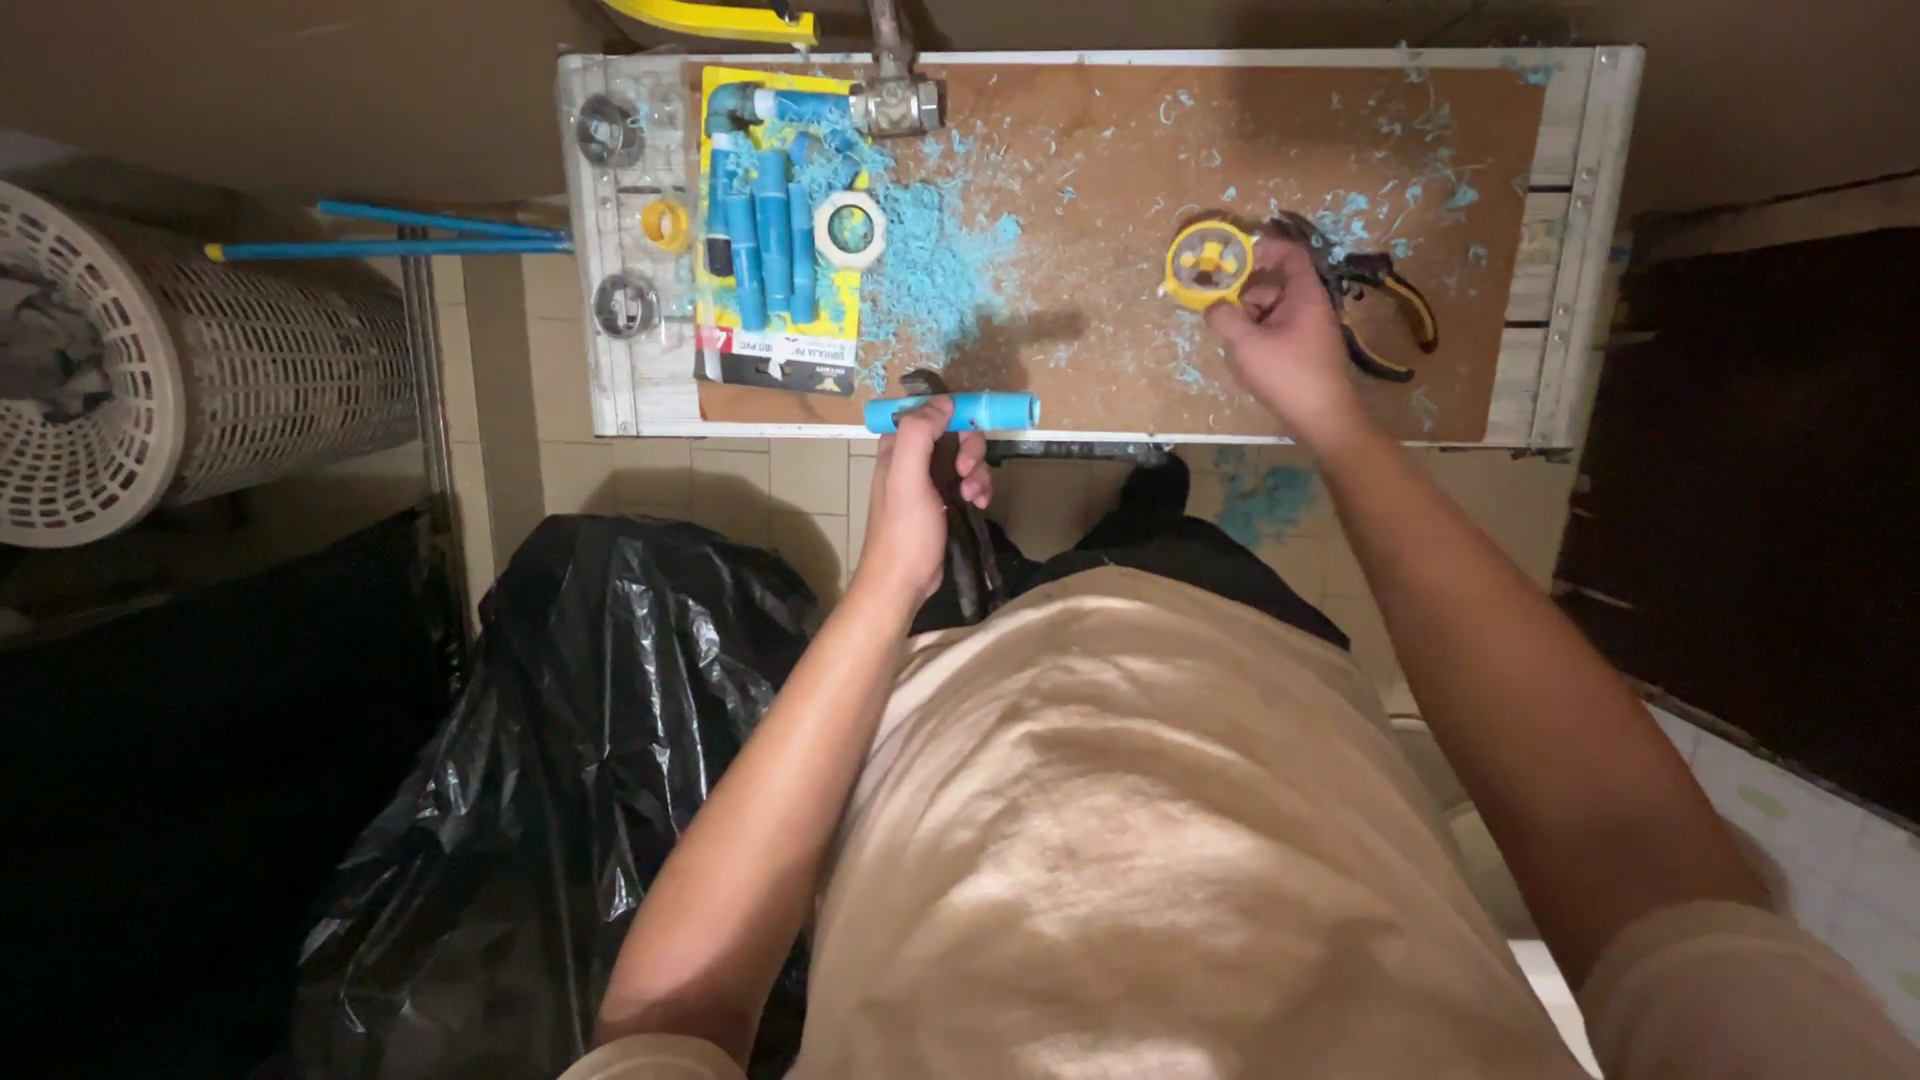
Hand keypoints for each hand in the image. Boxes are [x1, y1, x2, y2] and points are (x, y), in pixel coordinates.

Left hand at [851, 397, 992, 603]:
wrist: (904, 580)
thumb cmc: (903, 530)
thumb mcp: (905, 478)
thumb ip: (918, 434)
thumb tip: (944, 401)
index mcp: (897, 447)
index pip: (929, 412)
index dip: (953, 417)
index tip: (965, 434)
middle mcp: (912, 459)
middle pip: (953, 434)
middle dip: (969, 450)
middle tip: (967, 472)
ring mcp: (929, 481)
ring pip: (965, 458)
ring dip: (977, 472)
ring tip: (974, 496)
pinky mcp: (944, 502)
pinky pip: (969, 481)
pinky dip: (979, 488)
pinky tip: (980, 504)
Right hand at [1206, 235, 1371, 448]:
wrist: (1321, 417)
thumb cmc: (1287, 374)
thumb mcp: (1246, 344)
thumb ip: (1224, 319)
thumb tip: (1211, 305)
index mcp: (1304, 295)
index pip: (1289, 255)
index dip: (1265, 249)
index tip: (1235, 258)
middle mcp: (1309, 307)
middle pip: (1272, 287)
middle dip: (1243, 296)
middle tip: (1218, 309)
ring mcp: (1307, 331)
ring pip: (1270, 313)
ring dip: (1247, 321)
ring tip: (1230, 342)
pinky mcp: (1302, 352)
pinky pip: (1275, 332)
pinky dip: (1256, 338)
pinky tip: (1245, 359)